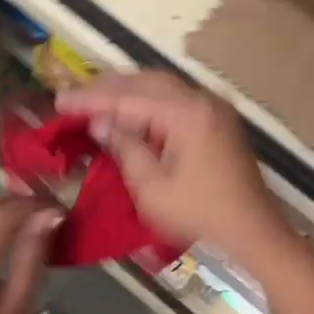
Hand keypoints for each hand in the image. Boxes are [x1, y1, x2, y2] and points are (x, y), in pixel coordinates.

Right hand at [57, 72, 292, 261]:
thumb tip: (101, 122)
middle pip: (146, 81)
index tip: (59, 100)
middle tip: (73, 96)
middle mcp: (202, 99)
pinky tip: (129, 110)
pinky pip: (176, 97)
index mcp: (186, 113)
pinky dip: (148, 99)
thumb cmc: (200, 214)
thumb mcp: (152, 189)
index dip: (91, 99)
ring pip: (162, 85)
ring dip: (127, 90)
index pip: (128, 98)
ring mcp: (213, 107)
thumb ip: (125, 148)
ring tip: (94, 99)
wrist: (254, 232)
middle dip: (107, 87)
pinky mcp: (217, 120)